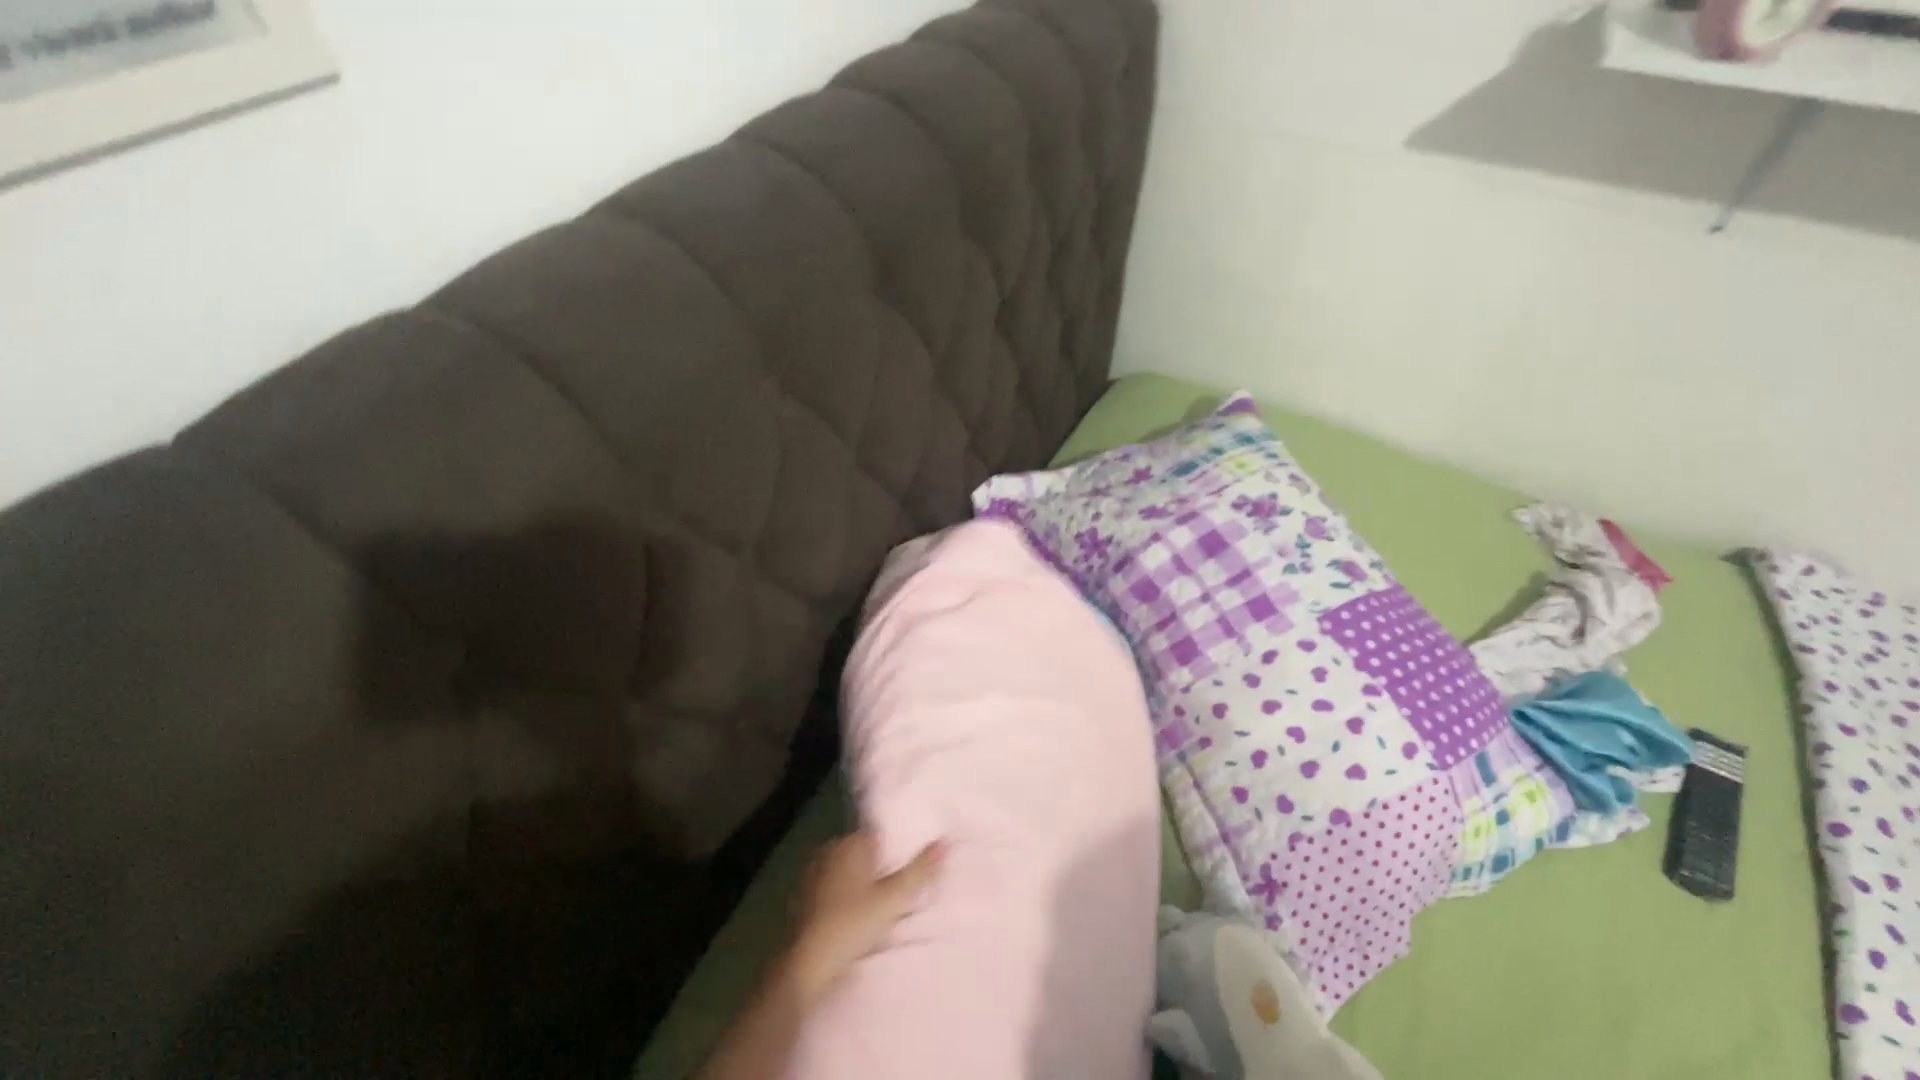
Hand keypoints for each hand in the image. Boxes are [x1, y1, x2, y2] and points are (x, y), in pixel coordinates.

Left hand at [784, 832, 943, 1005]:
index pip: (878, 834)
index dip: (897, 848)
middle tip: (904, 889)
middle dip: (882, 868)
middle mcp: (828, 853)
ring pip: (849, 875)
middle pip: (864, 855)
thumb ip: (920, 869)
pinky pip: (836, 894)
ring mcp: (814, 878)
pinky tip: (862, 921)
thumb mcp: (894, 898)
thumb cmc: (853, 923)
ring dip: (865, 887)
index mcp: (848, 844)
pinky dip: (849, 902)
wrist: (809, 965)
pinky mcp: (806, 903)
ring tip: (888, 907)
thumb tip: (944, 840)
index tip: (912, 865)